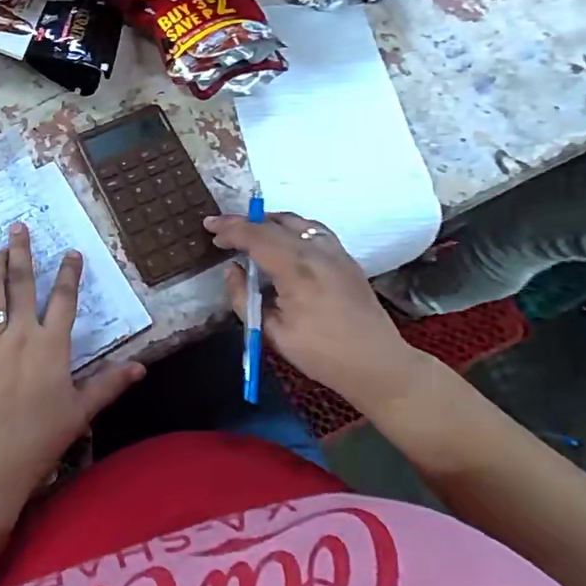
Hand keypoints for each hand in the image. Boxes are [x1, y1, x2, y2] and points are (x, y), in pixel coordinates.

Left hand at [0, 223, 144, 517]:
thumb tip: (141, 367)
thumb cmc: (38, 439)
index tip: (71, 252)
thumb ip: (109, 384)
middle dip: (22, 252)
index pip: (64, 299)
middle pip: (21, 283)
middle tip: (20, 227)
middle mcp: (19, 334)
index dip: (69, 273)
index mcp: (51, 346)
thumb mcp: (80, 411)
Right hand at [205, 211, 426, 414]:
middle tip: (221, 230)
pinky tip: (284, 240)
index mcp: (296, 269)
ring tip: (249, 232)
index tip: (208, 226)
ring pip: (296, 221)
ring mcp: (335, 251)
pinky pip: (314, 230)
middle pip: (273, 224)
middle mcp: (316, 251)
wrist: (377, 364)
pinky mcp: (346, 258)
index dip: (230, 228)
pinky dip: (292, 227)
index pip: (256, 236)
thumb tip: (232, 270)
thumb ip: (244, 298)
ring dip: (268, 222)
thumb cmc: (321, 354)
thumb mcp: (273, 333)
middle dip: (244, 223)